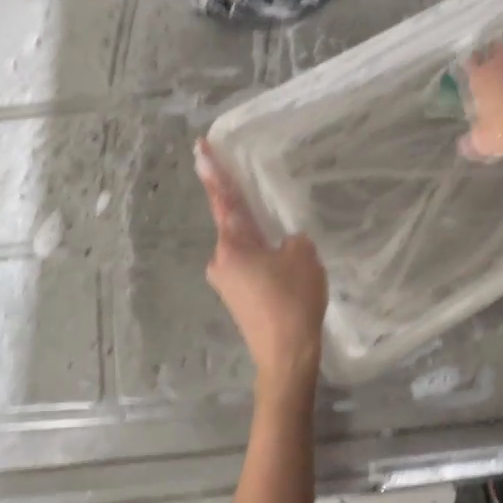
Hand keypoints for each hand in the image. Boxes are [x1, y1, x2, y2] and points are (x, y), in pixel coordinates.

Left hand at [195, 141, 327, 394]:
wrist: (287, 355)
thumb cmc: (293, 299)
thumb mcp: (303, 255)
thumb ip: (292, 238)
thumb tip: (283, 243)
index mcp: (233, 244)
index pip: (224, 199)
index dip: (214, 172)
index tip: (200, 147)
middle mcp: (221, 260)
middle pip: (237, 226)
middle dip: (253, 218)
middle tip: (272, 209)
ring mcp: (227, 282)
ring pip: (247, 250)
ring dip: (264, 246)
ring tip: (294, 258)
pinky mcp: (237, 299)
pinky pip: (252, 268)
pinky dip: (267, 264)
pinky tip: (290, 274)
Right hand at [457, 38, 502, 159]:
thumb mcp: (486, 140)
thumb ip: (472, 142)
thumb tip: (463, 146)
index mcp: (480, 76)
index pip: (470, 62)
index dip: (471, 65)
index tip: (474, 71)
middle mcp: (499, 62)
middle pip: (493, 47)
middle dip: (493, 52)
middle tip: (495, 62)